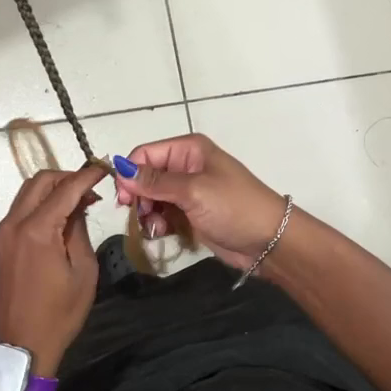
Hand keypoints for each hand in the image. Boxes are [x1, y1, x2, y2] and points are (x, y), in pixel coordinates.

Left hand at [0, 163, 108, 376]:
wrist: (24, 345)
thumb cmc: (60, 313)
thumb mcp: (83, 270)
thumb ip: (80, 229)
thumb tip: (80, 203)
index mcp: (37, 229)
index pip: (65, 188)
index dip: (87, 175)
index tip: (105, 168)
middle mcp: (15, 222)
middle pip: (42, 180)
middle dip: (68, 177)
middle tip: (92, 188)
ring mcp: (5, 230)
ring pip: (29, 190)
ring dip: (54, 187)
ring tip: (80, 200)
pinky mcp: (3, 240)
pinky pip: (23, 207)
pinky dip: (43, 201)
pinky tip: (62, 213)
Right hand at [114, 135, 287, 269]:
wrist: (270, 241)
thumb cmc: (234, 207)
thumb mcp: (193, 191)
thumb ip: (155, 182)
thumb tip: (120, 169)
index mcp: (188, 149)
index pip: (145, 153)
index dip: (130, 173)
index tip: (123, 199)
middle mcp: (185, 165)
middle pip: (145, 176)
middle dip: (138, 196)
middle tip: (137, 217)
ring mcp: (189, 191)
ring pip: (152, 197)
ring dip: (148, 213)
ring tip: (155, 228)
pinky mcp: (192, 213)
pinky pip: (164, 213)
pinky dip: (159, 223)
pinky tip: (163, 233)